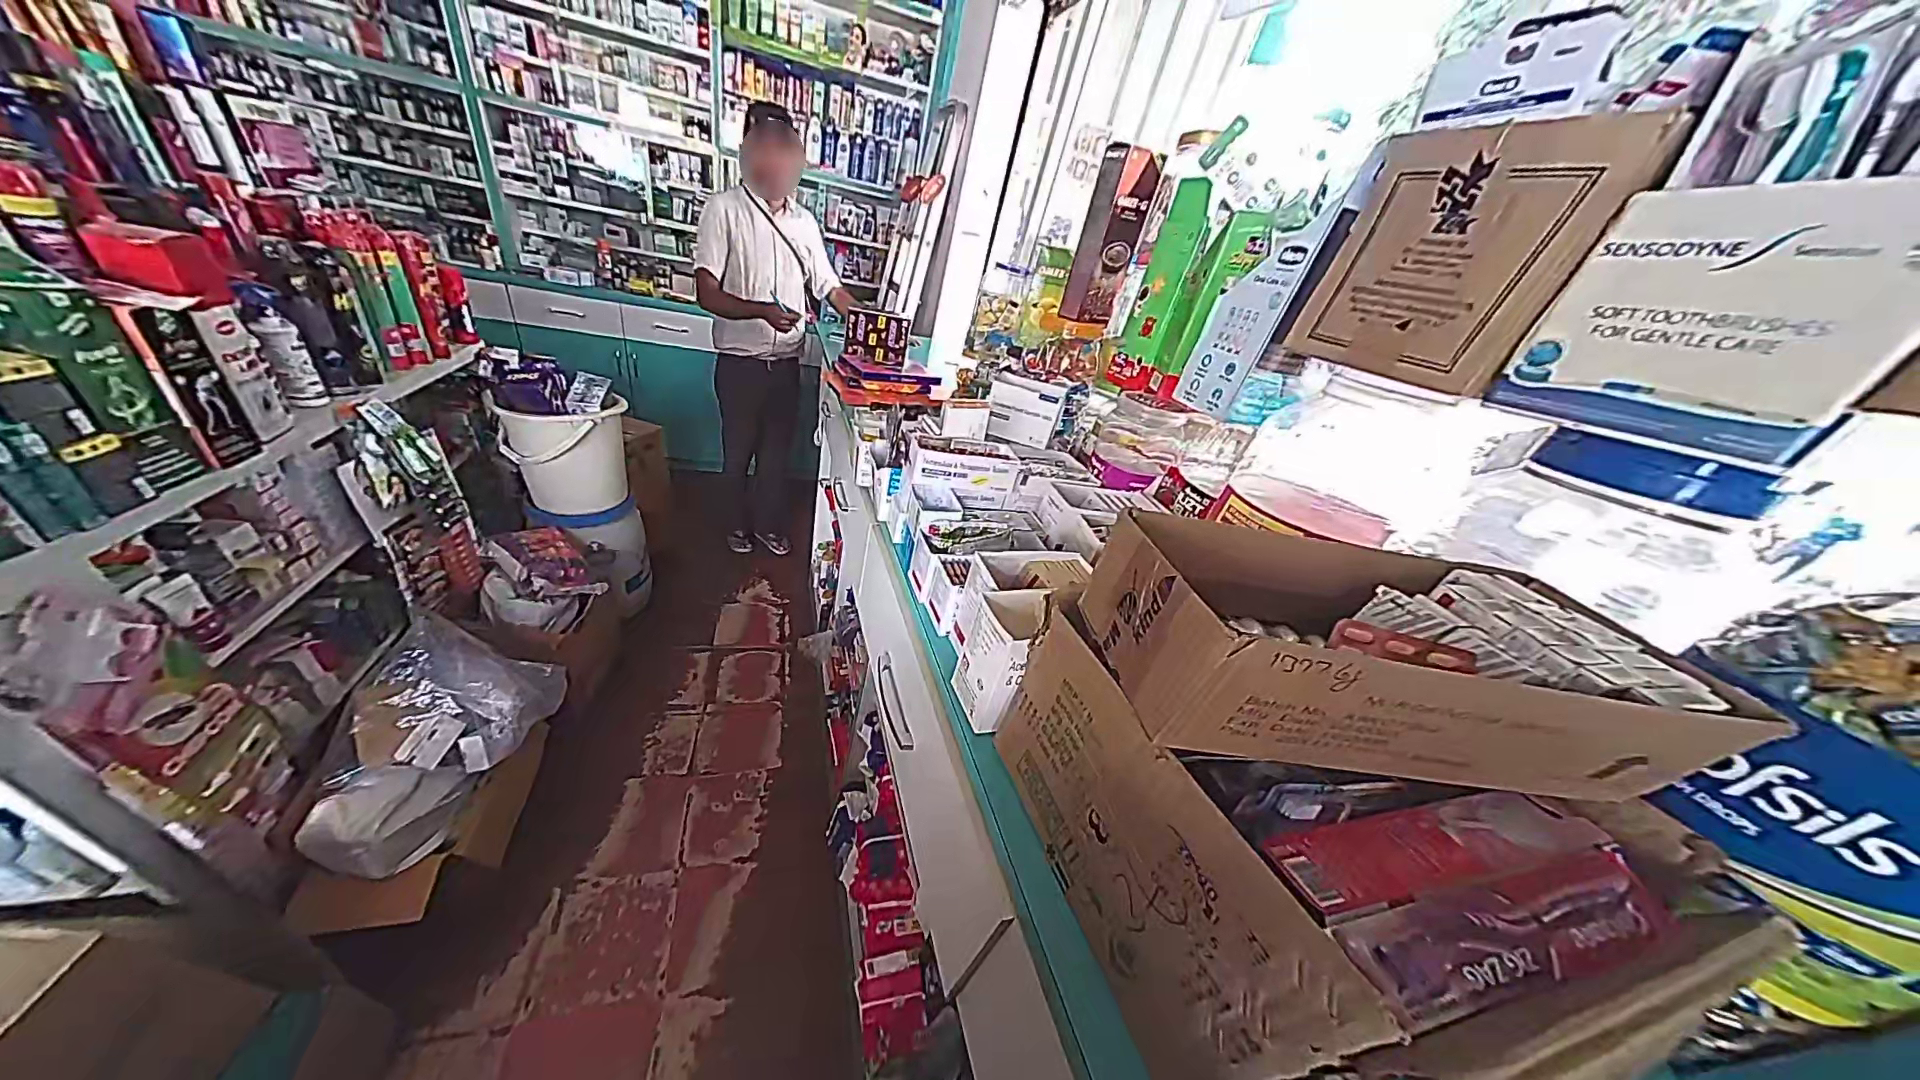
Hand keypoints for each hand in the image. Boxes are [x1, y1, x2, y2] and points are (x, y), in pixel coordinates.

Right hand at [758, 302, 799, 331]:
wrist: (763, 311)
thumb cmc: (771, 307)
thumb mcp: (781, 306)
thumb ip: (788, 310)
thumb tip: (796, 313)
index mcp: (782, 315)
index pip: (794, 317)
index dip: (798, 316)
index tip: (800, 316)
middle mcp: (781, 321)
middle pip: (792, 323)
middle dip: (795, 321)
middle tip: (796, 318)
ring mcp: (779, 326)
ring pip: (789, 328)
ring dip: (791, 325)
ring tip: (791, 322)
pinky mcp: (777, 328)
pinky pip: (785, 331)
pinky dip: (787, 329)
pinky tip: (787, 326)